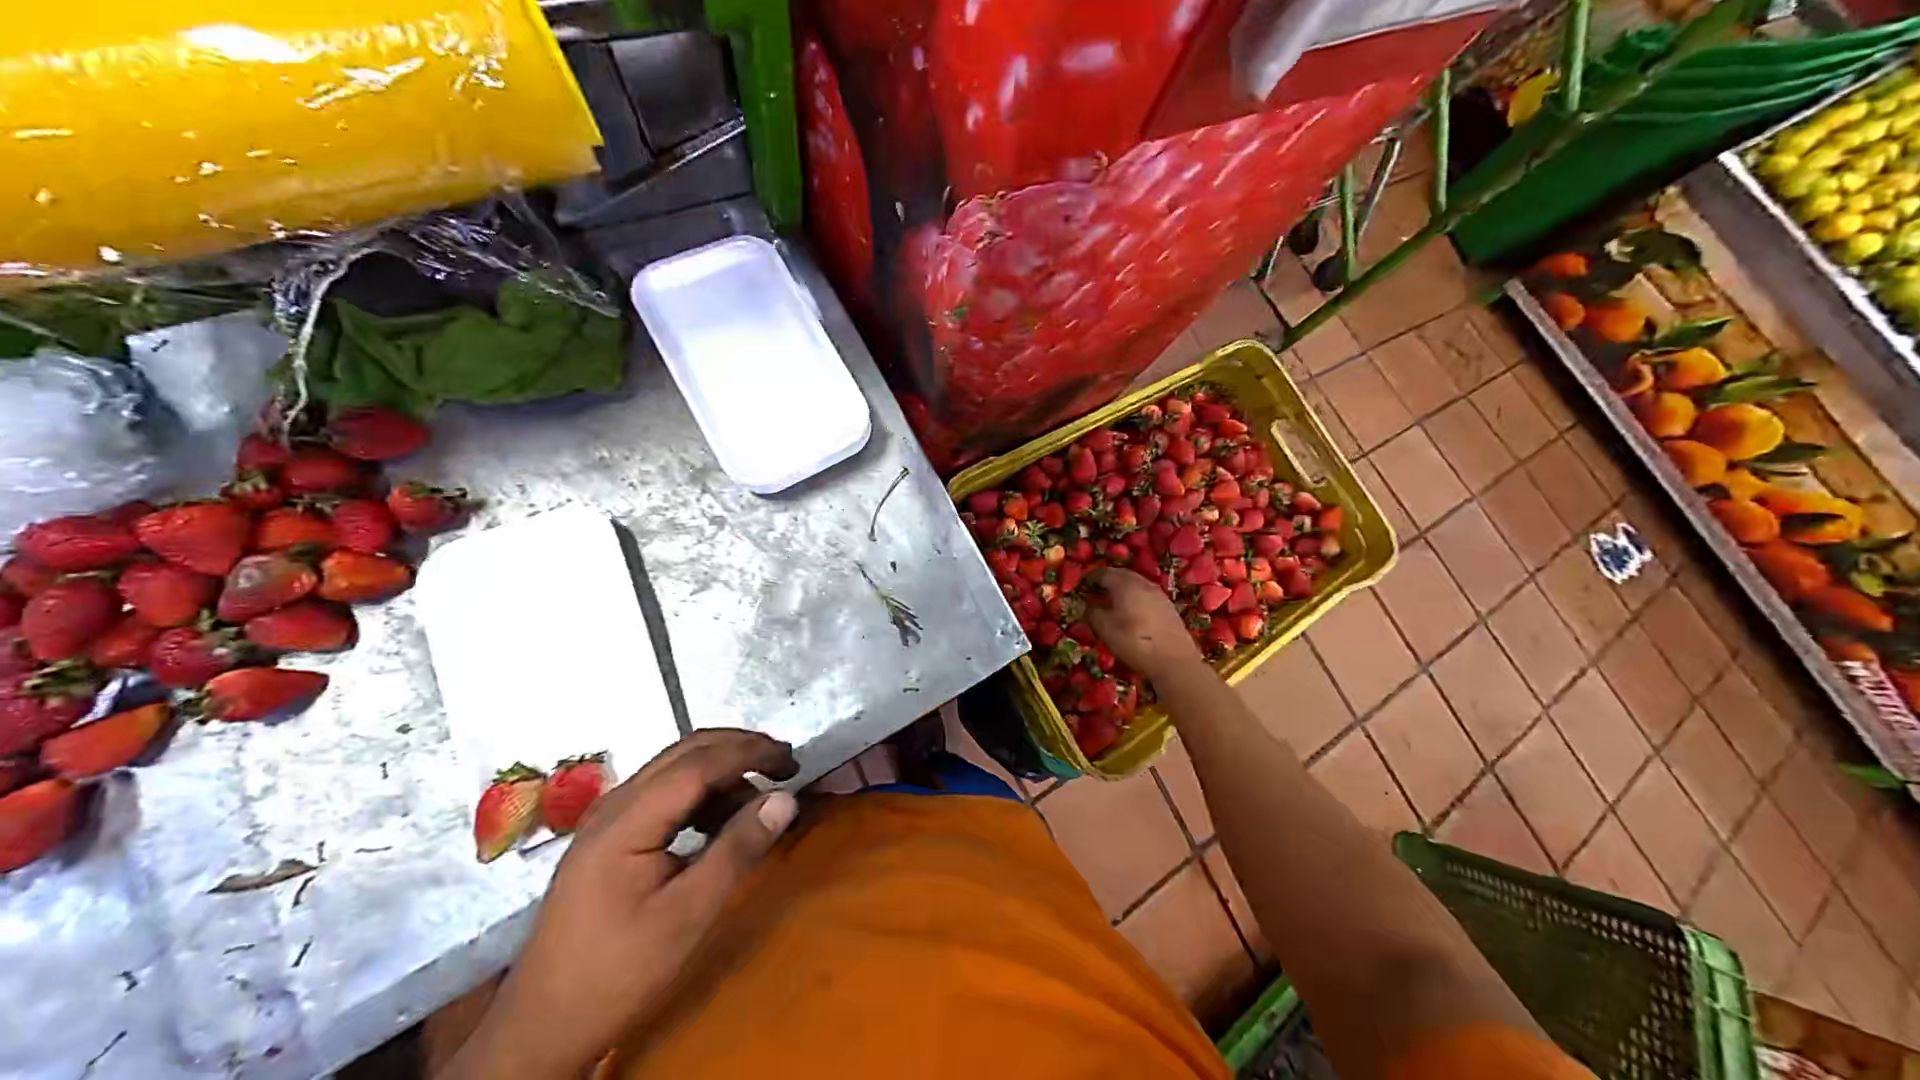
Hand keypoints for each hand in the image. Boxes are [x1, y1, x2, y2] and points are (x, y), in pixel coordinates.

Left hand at [445, 730, 799, 1079]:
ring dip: (722, 770)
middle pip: (685, 752)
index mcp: (626, 820)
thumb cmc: (620, 971)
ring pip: (674, 769)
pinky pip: (664, 794)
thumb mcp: (689, 914)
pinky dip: (702, 793)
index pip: (698, 762)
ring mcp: (607, 820)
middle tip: (785, 766)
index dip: (750, 753)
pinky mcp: (610, 838)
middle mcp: (614, 805)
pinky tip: (723, 821)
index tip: (793, 761)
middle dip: (739, 749)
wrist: (544, 1026)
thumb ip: (738, 850)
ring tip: (762, 795)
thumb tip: (785, 799)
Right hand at [1085, 568, 1202, 678]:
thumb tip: (1088, 605)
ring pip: (1135, 584)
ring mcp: (1158, 594)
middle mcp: (1143, 583)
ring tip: (1111, 603)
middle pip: (1121, 575)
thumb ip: (1092, 613)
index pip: (1103, 573)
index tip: (1080, 587)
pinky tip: (1131, 613)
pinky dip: (1134, 598)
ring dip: (1121, 590)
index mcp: (1125, 584)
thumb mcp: (1105, 629)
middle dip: (1106, 581)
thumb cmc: (1135, 642)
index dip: (1089, 579)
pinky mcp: (1168, 607)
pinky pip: (1145, 595)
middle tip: (1094, 592)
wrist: (1175, 661)